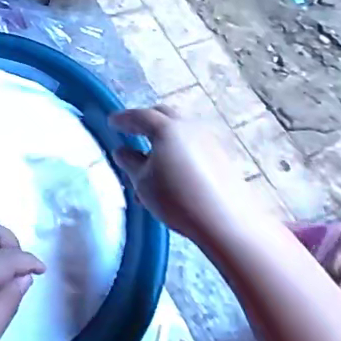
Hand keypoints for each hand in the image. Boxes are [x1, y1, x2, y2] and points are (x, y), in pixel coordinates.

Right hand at [110, 106, 273, 243]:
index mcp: (167, 128)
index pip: (140, 116)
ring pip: (181, 131)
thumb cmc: (176, 198)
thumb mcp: (142, 181)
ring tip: (152, 159)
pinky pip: (194, 146)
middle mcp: (190, 128)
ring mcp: (211, 142)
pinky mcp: (224, 159)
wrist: (228, 224)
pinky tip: (173, 173)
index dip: (123, 119)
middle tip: (131, 132)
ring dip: (164, 138)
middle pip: (164, 116)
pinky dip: (179, 151)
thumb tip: (123, 151)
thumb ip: (129, 162)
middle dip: (146, 122)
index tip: (112, 123)